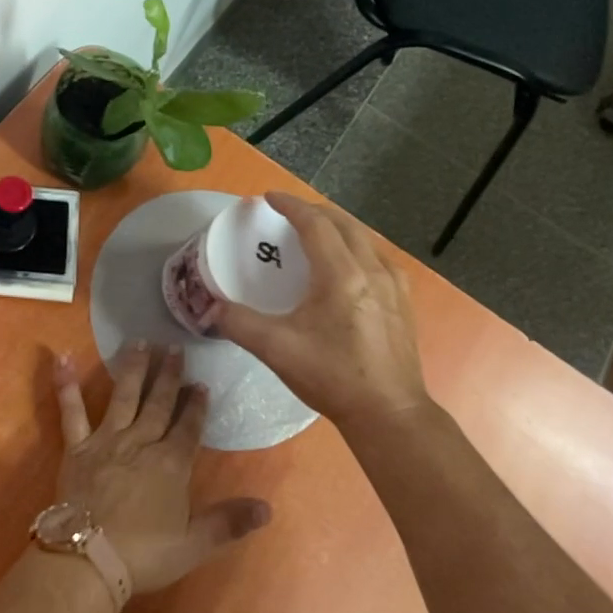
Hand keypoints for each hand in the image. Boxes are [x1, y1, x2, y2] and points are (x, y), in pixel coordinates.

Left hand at [51, 345, 270, 593]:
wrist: (89, 556)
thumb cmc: (144, 554)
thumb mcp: (194, 544)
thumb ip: (228, 522)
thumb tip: (267, 508)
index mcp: (171, 466)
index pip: (189, 428)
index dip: (197, 406)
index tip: (202, 383)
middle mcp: (141, 444)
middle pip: (159, 404)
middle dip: (169, 376)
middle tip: (175, 347)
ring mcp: (107, 441)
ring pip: (123, 397)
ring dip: (132, 368)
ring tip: (139, 342)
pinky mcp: (77, 447)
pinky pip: (71, 411)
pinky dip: (66, 384)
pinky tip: (63, 358)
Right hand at [208, 192, 430, 432]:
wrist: (390, 414)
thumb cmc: (333, 376)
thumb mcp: (276, 349)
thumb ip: (238, 323)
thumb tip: (208, 309)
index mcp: (341, 275)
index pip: (315, 224)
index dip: (291, 206)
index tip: (269, 198)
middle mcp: (372, 271)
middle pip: (345, 224)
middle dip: (315, 211)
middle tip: (289, 214)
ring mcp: (394, 286)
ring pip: (366, 239)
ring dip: (338, 228)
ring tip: (316, 235)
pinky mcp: (403, 303)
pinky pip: (378, 258)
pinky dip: (357, 248)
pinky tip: (348, 268)